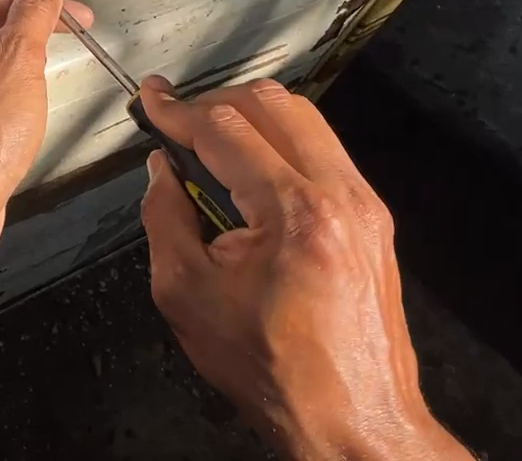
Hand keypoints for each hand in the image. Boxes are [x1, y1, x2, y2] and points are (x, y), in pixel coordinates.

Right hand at [138, 77, 467, 460]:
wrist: (358, 425)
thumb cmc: (266, 366)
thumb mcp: (184, 293)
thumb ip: (163, 216)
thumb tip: (161, 166)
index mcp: (293, 213)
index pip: (223, 129)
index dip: (176, 109)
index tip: (148, 96)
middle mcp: (339, 193)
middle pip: (269, 103)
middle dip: (211, 100)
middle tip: (175, 120)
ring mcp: (364, 201)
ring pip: (300, 115)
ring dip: (246, 113)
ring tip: (207, 137)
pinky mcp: (373, 215)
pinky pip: (318, 145)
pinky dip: (275, 137)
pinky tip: (247, 165)